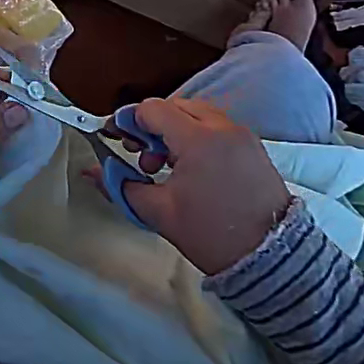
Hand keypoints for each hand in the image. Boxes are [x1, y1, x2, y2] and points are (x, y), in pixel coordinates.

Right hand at [119, 99, 290, 275]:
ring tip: (167, 166)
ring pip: (197, 114)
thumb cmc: (211, 235)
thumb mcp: (159, 212)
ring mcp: (242, 134)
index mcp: (198, 139)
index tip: (117, 140)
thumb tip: (92, 171)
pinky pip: (217, 127)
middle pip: (175, 106)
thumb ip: (121, 185)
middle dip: (152, 126)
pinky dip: (198, 136)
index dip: (128, 121)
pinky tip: (192, 168)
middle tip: (143, 159)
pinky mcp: (253, 145)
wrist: (271, 258)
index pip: (152, 109)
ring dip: (175, 130)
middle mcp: (223, 127)